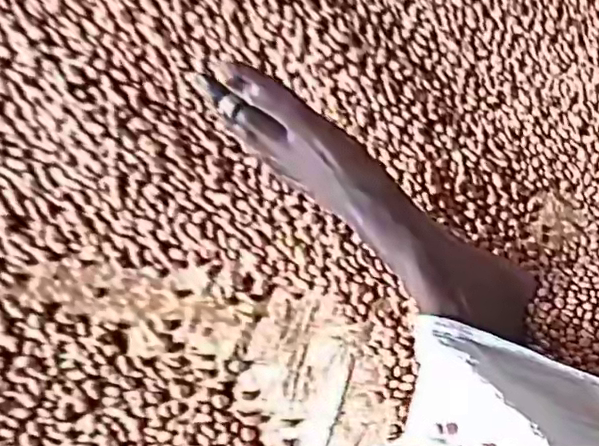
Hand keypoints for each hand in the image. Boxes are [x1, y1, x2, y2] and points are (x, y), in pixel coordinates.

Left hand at [192, 62, 401, 216]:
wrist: (385, 220)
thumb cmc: (352, 175)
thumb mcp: (310, 129)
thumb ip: (272, 101)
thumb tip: (229, 72)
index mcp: (281, 145)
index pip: (246, 112)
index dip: (230, 91)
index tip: (213, 72)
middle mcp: (289, 164)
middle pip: (253, 136)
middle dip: (236, 117)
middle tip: (218, 102)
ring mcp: (310, 183)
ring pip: (272, 157)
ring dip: (256, 142)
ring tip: (245, 132)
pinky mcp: (332, 198)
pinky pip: (297, 177)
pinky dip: (286, 168)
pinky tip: (292, 171)